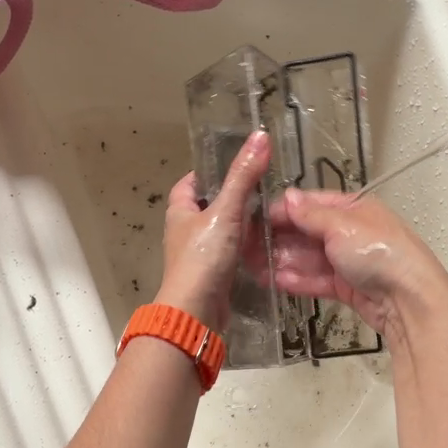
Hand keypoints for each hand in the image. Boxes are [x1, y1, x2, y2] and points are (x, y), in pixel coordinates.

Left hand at [156, 131, 270, 330]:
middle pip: (208, 208)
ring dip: (240, 227)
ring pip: (219, 233)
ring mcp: (197, 256)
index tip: (235, 167)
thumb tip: (260, 136)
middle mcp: (184, 232)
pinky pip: (227, 256)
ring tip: (268, 216)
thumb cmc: (203, 258)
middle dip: (231, 199)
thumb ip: (243, 177)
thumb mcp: (225, 211)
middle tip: (262, 190)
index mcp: (179, 212)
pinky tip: (262, 248)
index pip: (191, 183)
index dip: (209, 173)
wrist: (196, 311)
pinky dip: (242, 250)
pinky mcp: (211, 277)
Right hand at [265, 188, 447, 332]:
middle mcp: (351, 233)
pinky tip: (277, 281)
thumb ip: (311, 214)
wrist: (409, 299)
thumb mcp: (342, 225)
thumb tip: (289, 198)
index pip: (311, 205)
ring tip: (256, 267)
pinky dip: (298, 281)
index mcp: (354, 208)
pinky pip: (317, 281)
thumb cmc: (383, 254)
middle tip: (251, 247)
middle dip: (279, 240)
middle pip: (307, 233)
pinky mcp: (348, 288)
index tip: (257, 220)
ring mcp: (349, 262)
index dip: (284, 212)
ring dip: (284, 262)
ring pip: (309, 259)